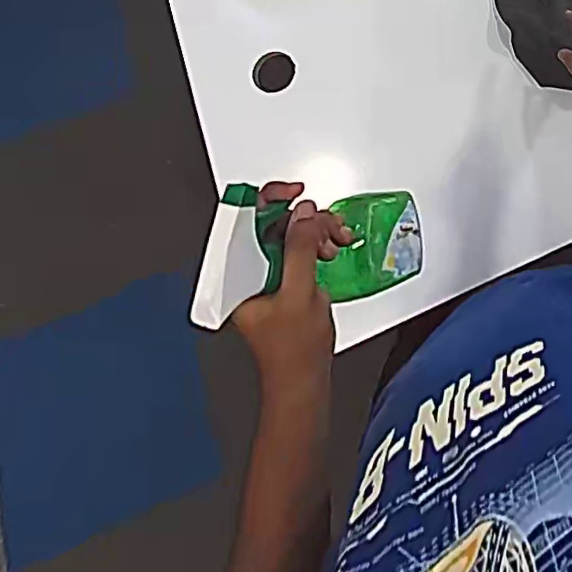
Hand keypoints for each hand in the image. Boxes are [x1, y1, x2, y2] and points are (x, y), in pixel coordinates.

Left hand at [230, 182, 354, 383]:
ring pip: (290, 233)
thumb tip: (304, 214)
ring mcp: (265, 275)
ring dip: (317, 230)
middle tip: (328, 225)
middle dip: (306, 219)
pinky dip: (318, 242)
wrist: (302, 379)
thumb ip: (300, 250)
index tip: (296, 192)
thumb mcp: (300, 294)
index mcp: (237, 275)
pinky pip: (299, 247)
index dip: (269, 199)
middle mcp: (247, 271)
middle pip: (272, 224)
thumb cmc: (293, 350)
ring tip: (335, 240)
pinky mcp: (283, 279)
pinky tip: (331, 248)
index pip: (245, 222)